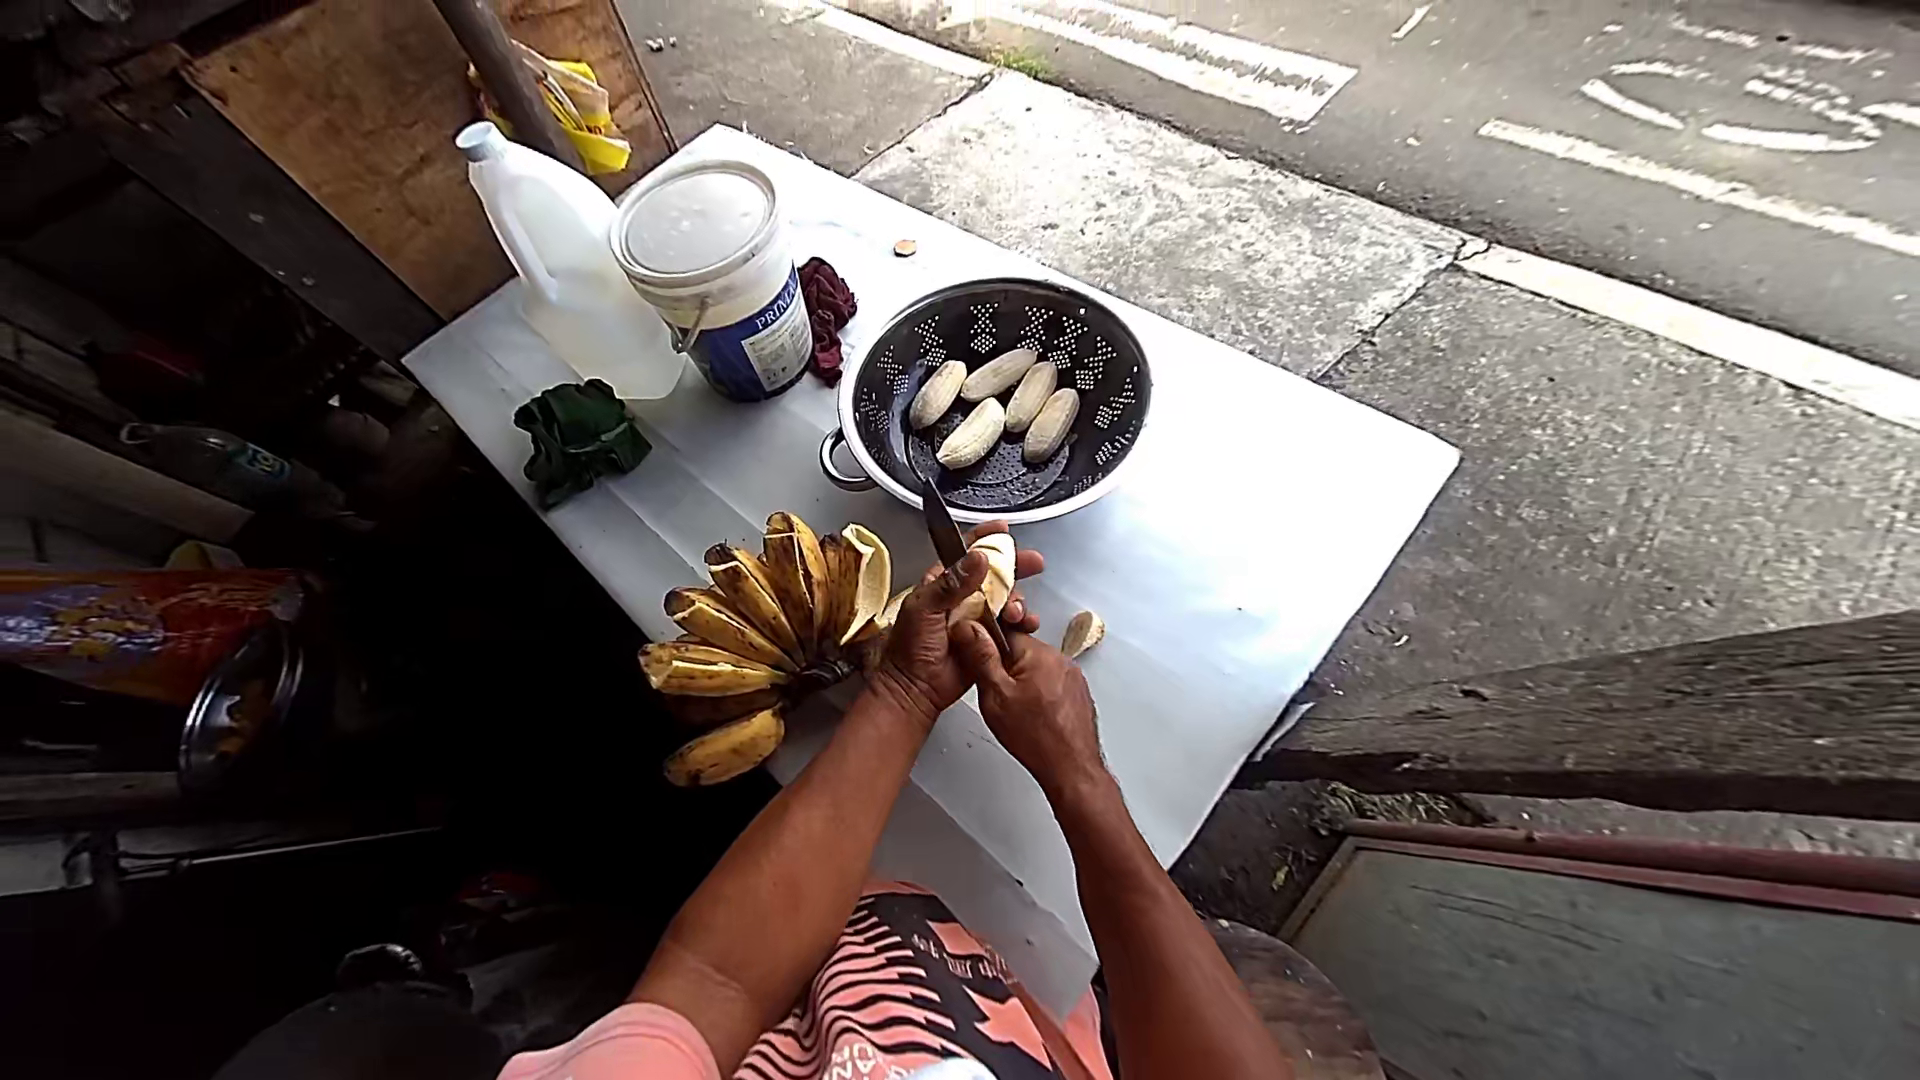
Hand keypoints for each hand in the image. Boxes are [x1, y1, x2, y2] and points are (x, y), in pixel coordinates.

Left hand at [868, 521, 1044, 724]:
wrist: (916, 688)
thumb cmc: (909, 648)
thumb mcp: (925, 608)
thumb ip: (951, 583)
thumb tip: (977, 558)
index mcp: (943, 581)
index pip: (965, 551)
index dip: (984, 538)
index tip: (1002, 530)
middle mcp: (964, 596)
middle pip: (995, 572)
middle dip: (1016, 565)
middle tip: (1033, 562)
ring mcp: (979, 616)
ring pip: (1008, 598)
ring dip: (1018, 599)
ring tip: (1016, 610)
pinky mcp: (991, 638)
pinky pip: (1013, 625)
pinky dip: (1024, 622)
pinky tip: (1025, 623)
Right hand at [949, 625, 1105, 802]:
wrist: (1071, 768)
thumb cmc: (1037, 738)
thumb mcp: (995, 696)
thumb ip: (981, 658)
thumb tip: (969, 629)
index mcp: (1038, 653)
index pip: (1004, 631)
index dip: (987, 648)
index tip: (980, 661)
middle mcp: (1059, 658)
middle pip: (1021, 649)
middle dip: (1006, 667)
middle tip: (999, 693)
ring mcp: (1072, 675)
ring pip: (1036, 666)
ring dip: (1025, 680)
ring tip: (1019, 708)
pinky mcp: (1078, 690)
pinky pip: (1052, 681)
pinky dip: (1042, 692)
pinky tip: (1035, 714)